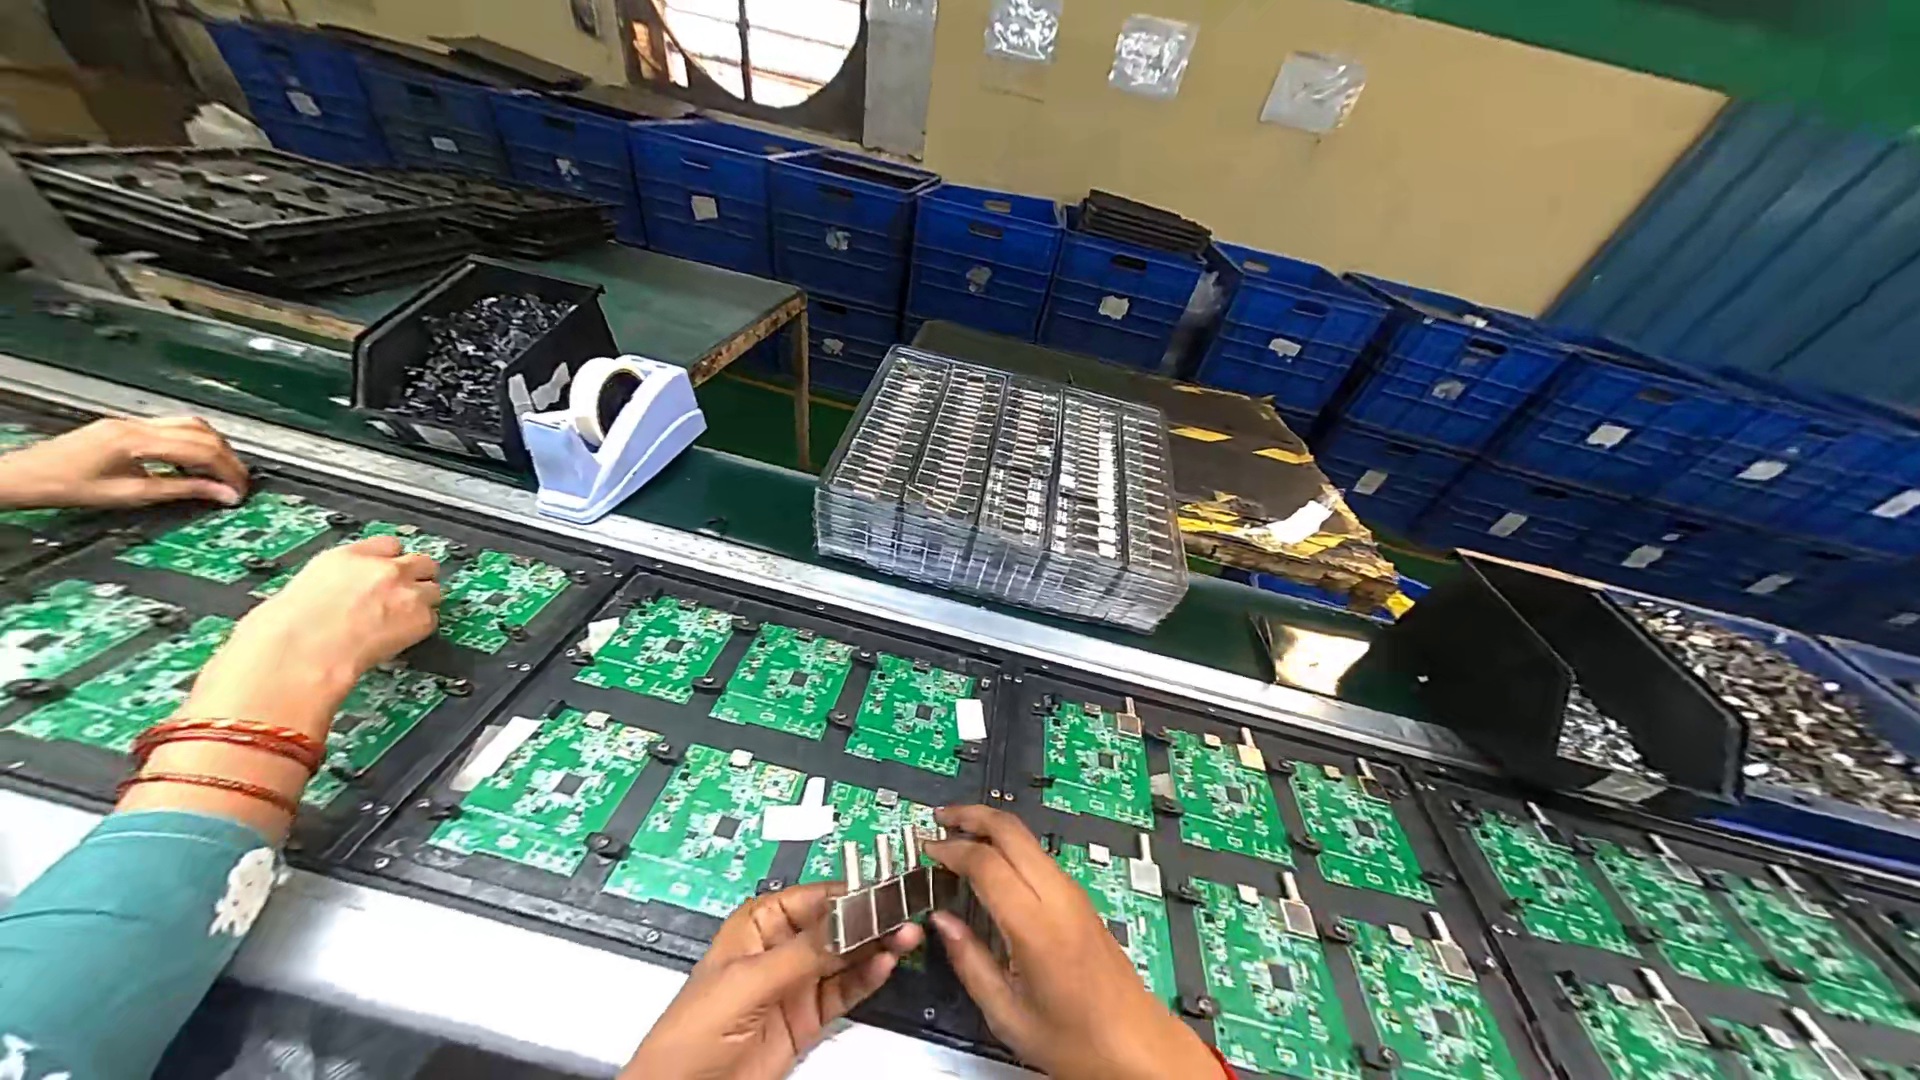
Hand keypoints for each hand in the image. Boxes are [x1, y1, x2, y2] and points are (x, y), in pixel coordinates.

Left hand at [0, 416, 248, 509]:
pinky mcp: (127, 428)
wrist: (14, 478)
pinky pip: (176, 428)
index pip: (203, 451)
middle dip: (229, 460)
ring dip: (216, 448)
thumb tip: (224, 494)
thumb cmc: (62, 487)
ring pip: (194, 426)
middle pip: (205, 435)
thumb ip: (184, 490)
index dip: (229, 472)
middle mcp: (135, 426)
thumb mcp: (130, 494)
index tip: (239, 491)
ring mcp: (130, 424)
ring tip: (221, 471)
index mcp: (135, 441)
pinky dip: (196, 443)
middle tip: (237, 482)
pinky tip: (194, 461)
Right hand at [180, 536, 442, 737]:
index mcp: (347, 558)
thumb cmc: (282, 633)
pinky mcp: (423, 618)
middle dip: (416, 577)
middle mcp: (384, 570)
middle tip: (405, 594)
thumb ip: (337, 580)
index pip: (388, 544)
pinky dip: (420, 627)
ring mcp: (407, 593)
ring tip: (397, 620)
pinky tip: (396, 638)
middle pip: (422, 562)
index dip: (391, 558)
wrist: (297, 656)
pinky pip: (432, 619)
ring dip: (421, 602)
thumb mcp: (301, 588)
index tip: (391, 567)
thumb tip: (345, 588)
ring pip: (433, 590)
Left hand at [622, 883, 922, 1079]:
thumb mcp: (749, 982)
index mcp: (762, 922)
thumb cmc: (696, 1030)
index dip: (849, 892)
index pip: (815, 897)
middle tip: (904, 911)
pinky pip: (845, 989)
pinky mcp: (809, 1017)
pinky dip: (867, 977)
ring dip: (877, 945)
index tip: (882, 891)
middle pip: (837, 924)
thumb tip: (849, 916)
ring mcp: (799, 981)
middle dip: (870, 917)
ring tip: (907, 935)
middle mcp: (785, 945)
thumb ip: (804, 951)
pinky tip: (886, 964)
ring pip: (847, 955)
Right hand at [924, 806, 1219, 1079]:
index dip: (951, 850)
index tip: (926, 849)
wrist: (1140, 1047)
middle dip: (971, 814)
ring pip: (1025, 835)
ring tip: (957, 833)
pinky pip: (1036, 853)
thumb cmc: (1074, 1041)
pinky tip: (988, 858)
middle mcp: (1057, 894)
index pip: (986, 862)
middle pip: (1010, 829)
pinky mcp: (1078, 895)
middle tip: (939, 818)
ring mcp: (1071, 890)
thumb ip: (970, 962)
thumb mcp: (1009, 1016)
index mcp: (1037, 925)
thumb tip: (940, 921)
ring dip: (989, 825)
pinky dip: (1006, 842)